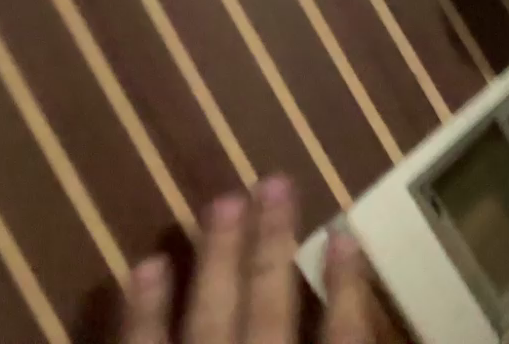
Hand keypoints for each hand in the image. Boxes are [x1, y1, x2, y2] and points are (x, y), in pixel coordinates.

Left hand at [121, 177, 371, 343]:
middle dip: (273, 244)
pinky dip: (143, 312)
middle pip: (269, 313)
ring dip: (216, 259)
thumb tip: (365, 324)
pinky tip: (146, 266)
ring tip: (223, 200)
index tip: (345, 232)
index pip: (343, 342)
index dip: (349, 288)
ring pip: (209, 319)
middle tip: (276, 180)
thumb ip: (337, 338)